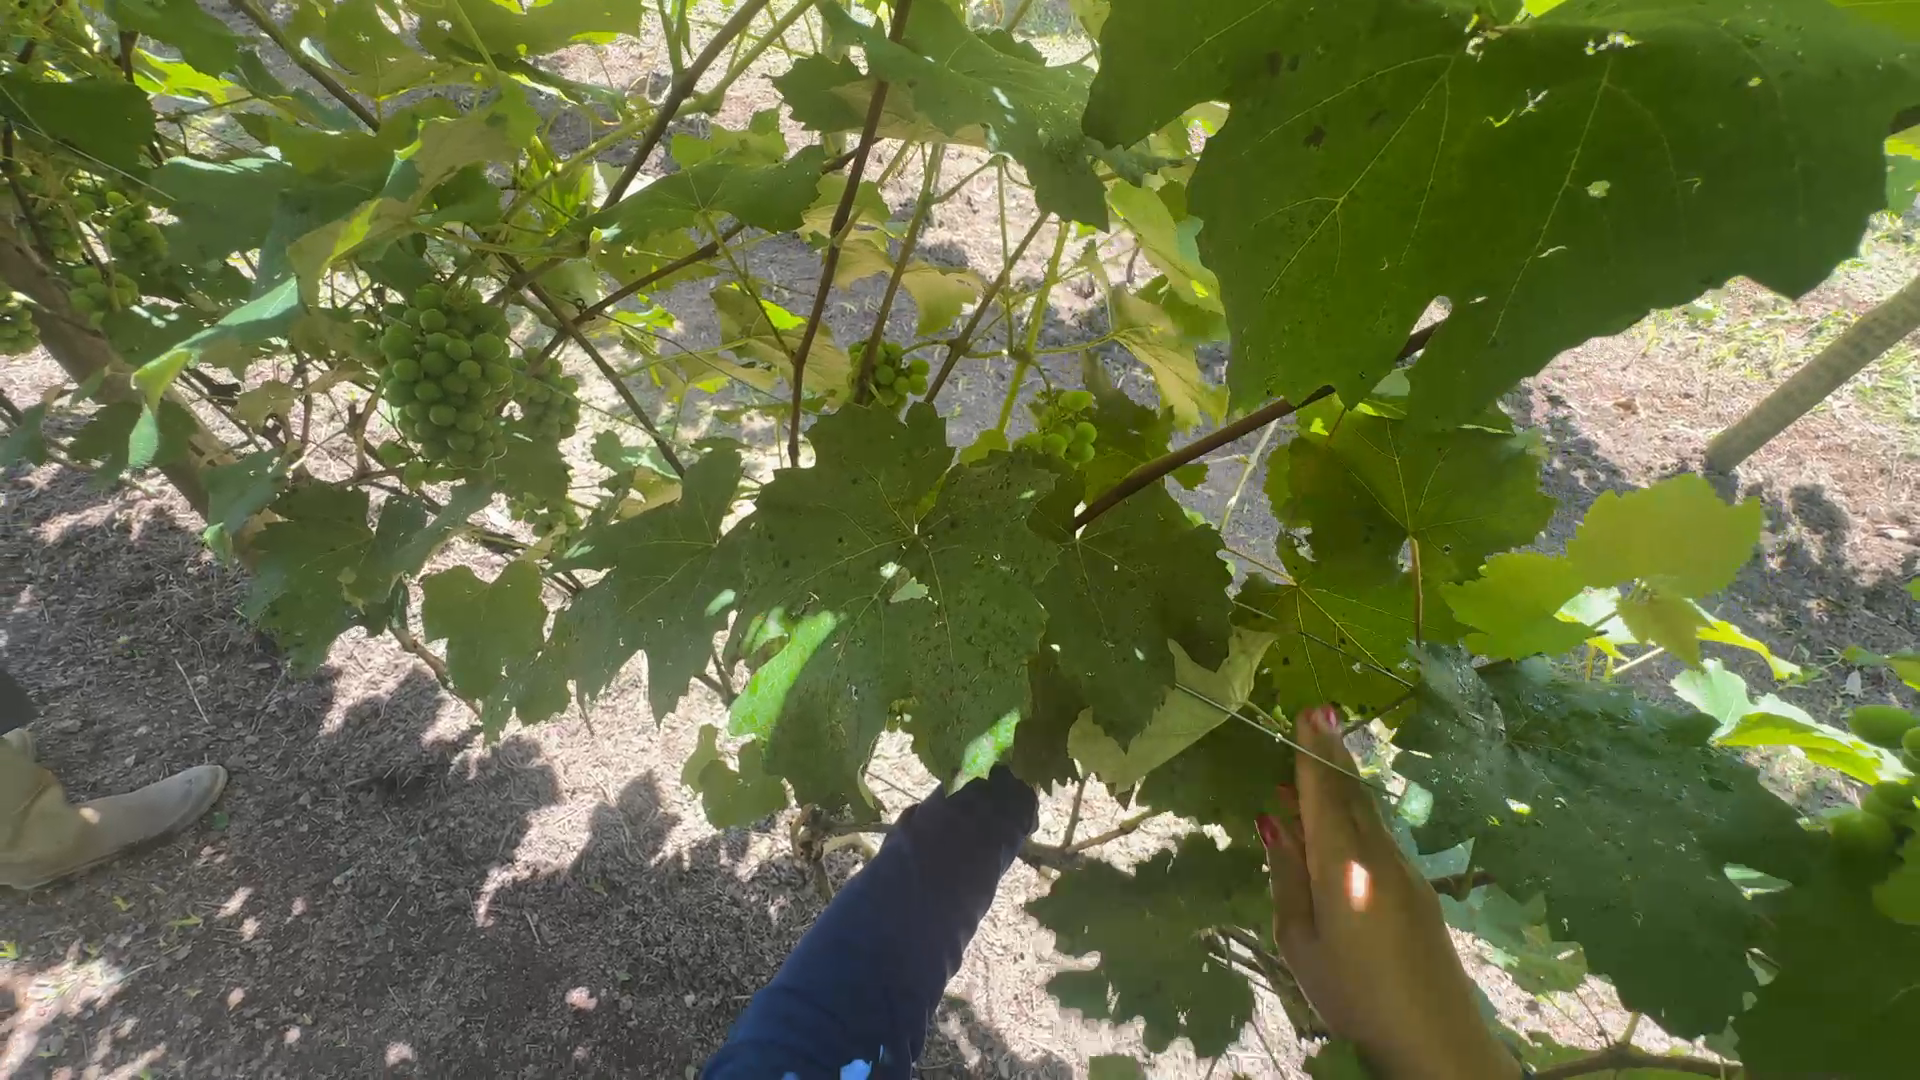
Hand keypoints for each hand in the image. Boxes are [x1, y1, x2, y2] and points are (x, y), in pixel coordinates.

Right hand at [1257, 705, 1520, 1079]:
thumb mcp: (1299, 939)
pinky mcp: (1418, 890)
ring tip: (1308, 768)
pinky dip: (1353, 813)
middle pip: (1351, 792)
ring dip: (1339, 782)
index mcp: (1343, 867)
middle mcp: (1378, 857)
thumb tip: (1273, 821)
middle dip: (1331, 752)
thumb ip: (1286, 875)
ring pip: (1367, 811)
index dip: (1314, 751)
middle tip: (1315, 715)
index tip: (1311, 709)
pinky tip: (1334, 823)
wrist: (1440, 1048)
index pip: (1324, 794)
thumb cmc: (1353, 995)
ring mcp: (1404, 872)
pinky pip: (1378, 834)